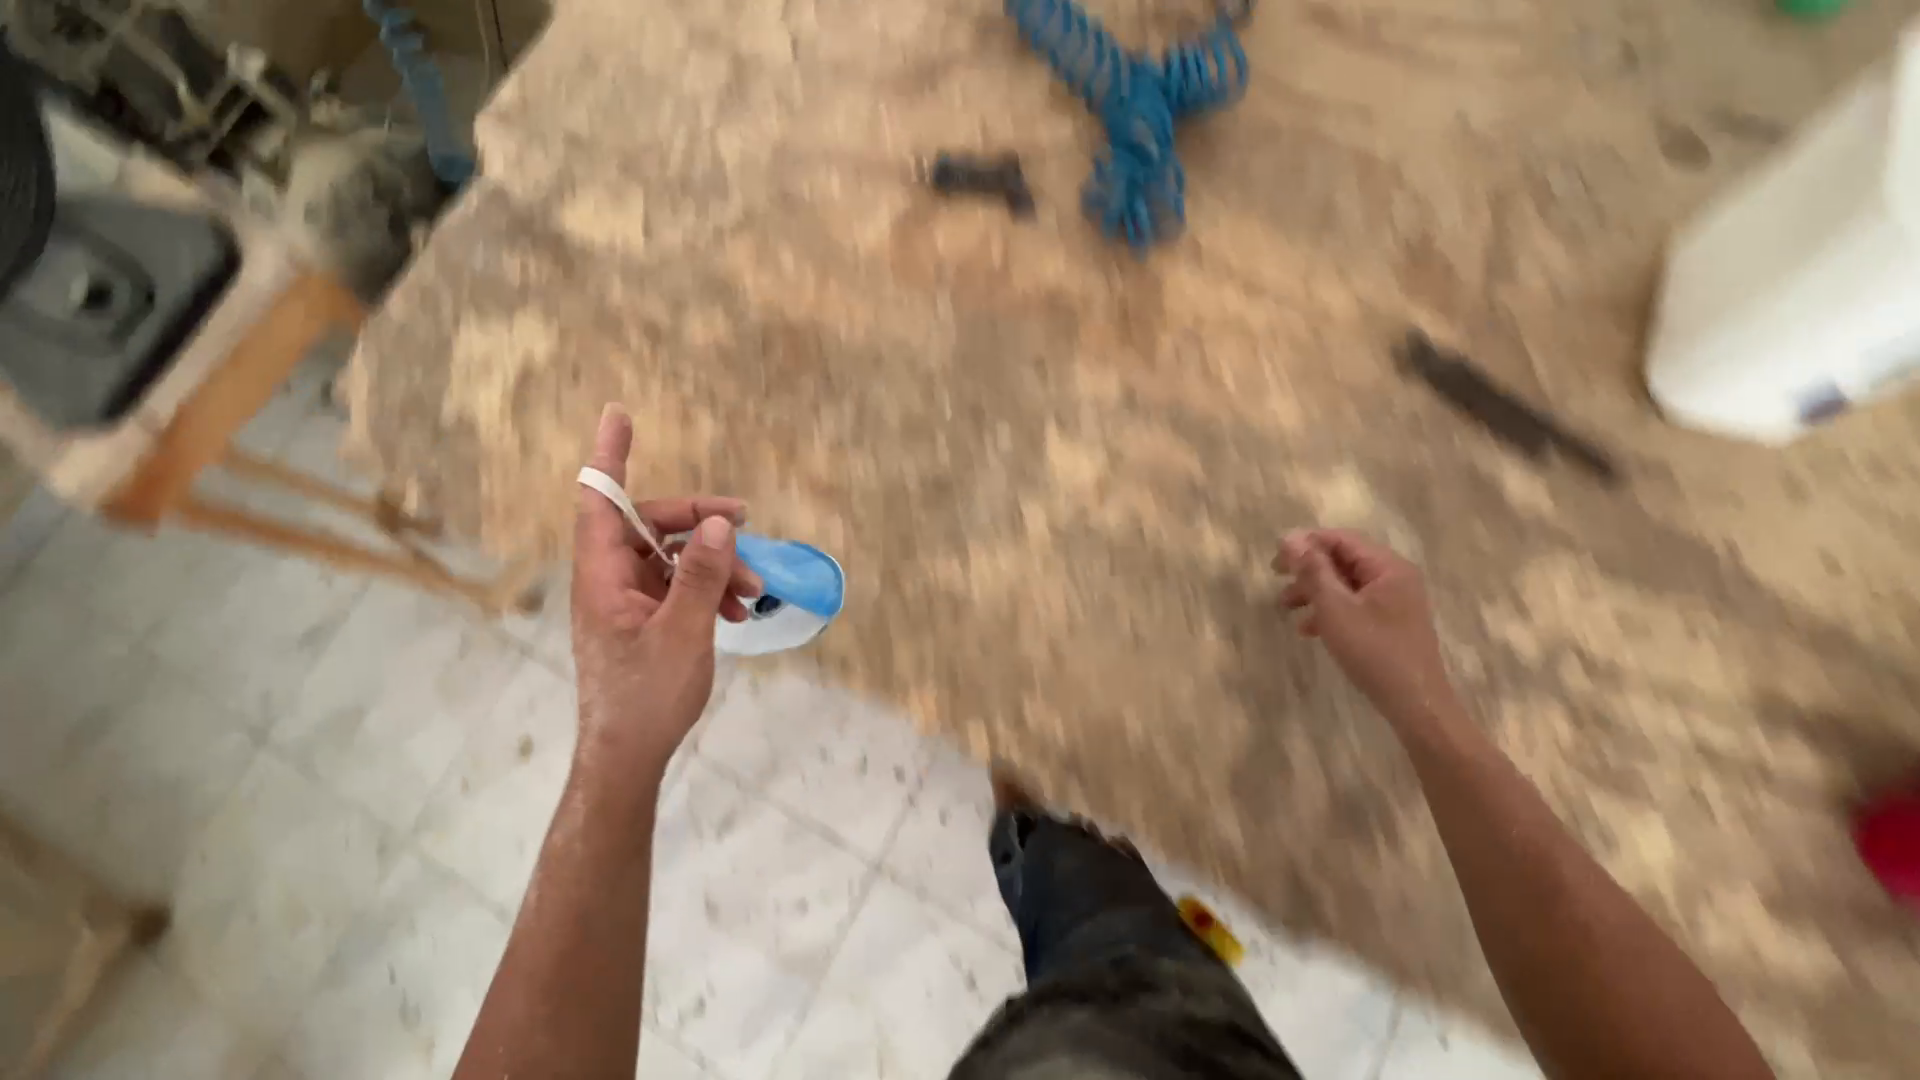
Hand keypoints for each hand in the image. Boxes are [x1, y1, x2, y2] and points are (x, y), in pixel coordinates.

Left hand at [569, 404, 763, 780]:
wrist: (630, 754)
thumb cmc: (646, 696)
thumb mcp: (683, 633)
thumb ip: (701, 576)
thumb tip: (721, 523)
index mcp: (602, 576)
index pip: (601, 501)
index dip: (609, 456)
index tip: (619, 414)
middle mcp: (610, 579)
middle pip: (650, 525)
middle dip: (700, 523)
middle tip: (745, 523)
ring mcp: (627, 600)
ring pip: (672, 556)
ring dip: (715, 563)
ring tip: (753, 590)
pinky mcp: (645, 618)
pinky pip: (678, 585)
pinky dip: (710, 589)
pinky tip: (739, 610)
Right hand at [1274, 529, 1459, 729]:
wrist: (1415, 703)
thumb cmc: (1374, 651)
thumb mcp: (1335, 608)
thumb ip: (1313, 570)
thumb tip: (1290, 537)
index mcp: (1388, 567)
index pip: (1341, 539)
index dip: (1306, 543)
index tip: (1275, 558)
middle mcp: (1395, 577)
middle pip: (1344, 559)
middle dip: (1308, 568)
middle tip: (1276, 576)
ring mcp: (1395, 601)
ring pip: (1346, 583)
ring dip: (1314, 590)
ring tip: (1285, 606)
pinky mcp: (1390, 622)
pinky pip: (1354, 604)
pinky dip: (1329, 609)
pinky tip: (1308, 628)